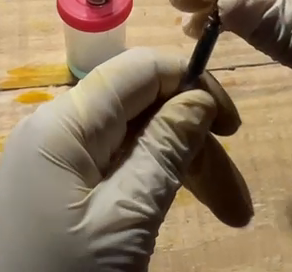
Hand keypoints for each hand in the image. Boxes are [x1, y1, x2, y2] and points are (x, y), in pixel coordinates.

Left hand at [0, 48, 251, 271]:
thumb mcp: (125, 221)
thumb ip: (165, 150)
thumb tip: (199, 97)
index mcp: (65, 122)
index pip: (139, 69)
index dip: (192, 84)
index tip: (236, 129)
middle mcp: (56, 128)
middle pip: (140, 110)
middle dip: (194, 145)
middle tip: (239, 205)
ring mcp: (52, 163)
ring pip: (131, 143)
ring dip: (181, 170)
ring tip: (230, 217)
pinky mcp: (54, 194)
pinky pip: (112, 169)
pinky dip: (150, 185)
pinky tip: (176, 207)